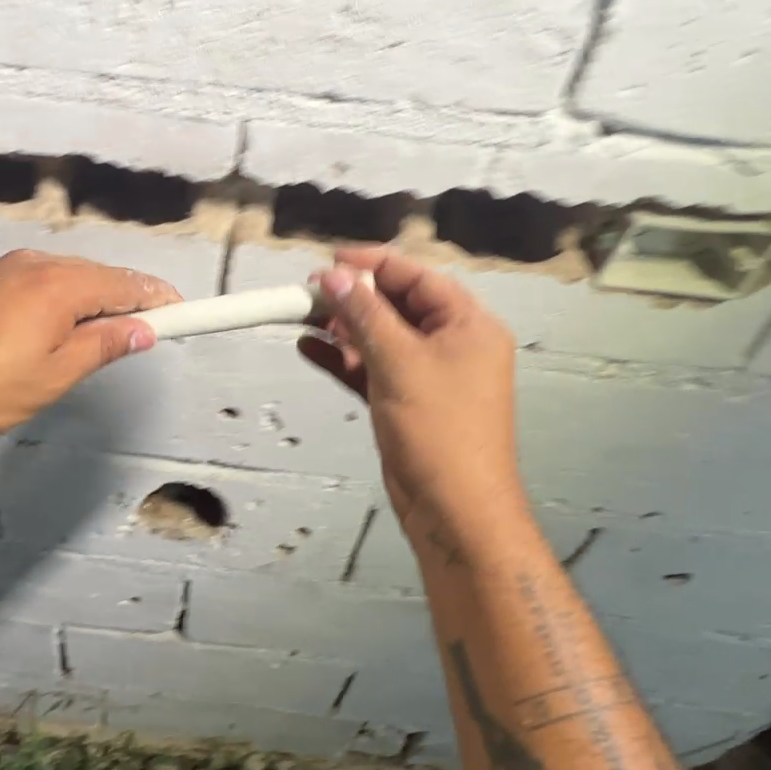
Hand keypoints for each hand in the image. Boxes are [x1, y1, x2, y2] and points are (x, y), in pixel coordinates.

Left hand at [0, 250, 179, 442]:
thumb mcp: (54, 376)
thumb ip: (103, 347)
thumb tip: (140, 330)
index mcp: (59, 285)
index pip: (127, 284)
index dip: (159, 298)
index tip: (183, 311)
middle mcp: (32, 264)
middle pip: (96, 276)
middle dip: (121, 302)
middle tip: (136, 336)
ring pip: (61, 278)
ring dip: (83, 303)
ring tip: (84, 343)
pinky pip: (29, 283)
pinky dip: (49, 301)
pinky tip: (38, 334)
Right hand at [298, 247, 519, 516]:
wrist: (453, 509)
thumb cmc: (439, 430)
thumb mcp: (399, 362)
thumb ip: (364, 314)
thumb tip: (333, 276)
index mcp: (468, 324)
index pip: (417, 278)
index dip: (372, 265)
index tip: (330, 260)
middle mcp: (452, 343)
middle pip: (396, 305)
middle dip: (352, 298)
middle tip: (309, 293)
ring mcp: (428, 374)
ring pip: (380, 337)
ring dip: (342, 327)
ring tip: (302, 317)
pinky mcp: (406, 400)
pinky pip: (370, 367)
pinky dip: (342, 358)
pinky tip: (309, 348)